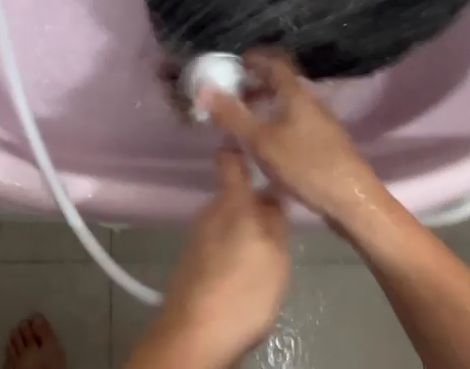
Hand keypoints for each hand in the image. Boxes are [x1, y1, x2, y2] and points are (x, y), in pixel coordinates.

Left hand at [141, 149, 289, 367]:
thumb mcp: (274, 253)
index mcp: (232, 201)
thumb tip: (272, 193)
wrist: (195, 333)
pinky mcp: (192, 261)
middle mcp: (210, 211)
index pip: (230, 159)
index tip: (251, 136)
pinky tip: (243, 269)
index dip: (238, 146)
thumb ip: (275, 220)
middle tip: (278, 213)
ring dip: (242, 227)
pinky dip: (231, 249)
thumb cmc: (243, 288)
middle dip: (252, 200)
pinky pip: (217, 243)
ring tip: (265, 246)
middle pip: (233, 194)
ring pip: (226, 219)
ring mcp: (197, 236)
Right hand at [199, 50, 392, 226]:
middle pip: (282, 83)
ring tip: (245, 121)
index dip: (254, 59)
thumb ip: (232, 115)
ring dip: (267, 105)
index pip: (274, 62)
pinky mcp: (326, 143)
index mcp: (296, 93)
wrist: (353, 201)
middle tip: (234, 95)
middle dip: (257, 85)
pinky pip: (296, 121)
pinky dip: (277, 122)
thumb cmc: (305, 165)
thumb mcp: (261, 141)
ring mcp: (322, 123)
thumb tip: (204, 88)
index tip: (234, 64)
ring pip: (289, 104)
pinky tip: (268, 145)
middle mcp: (311, 102)